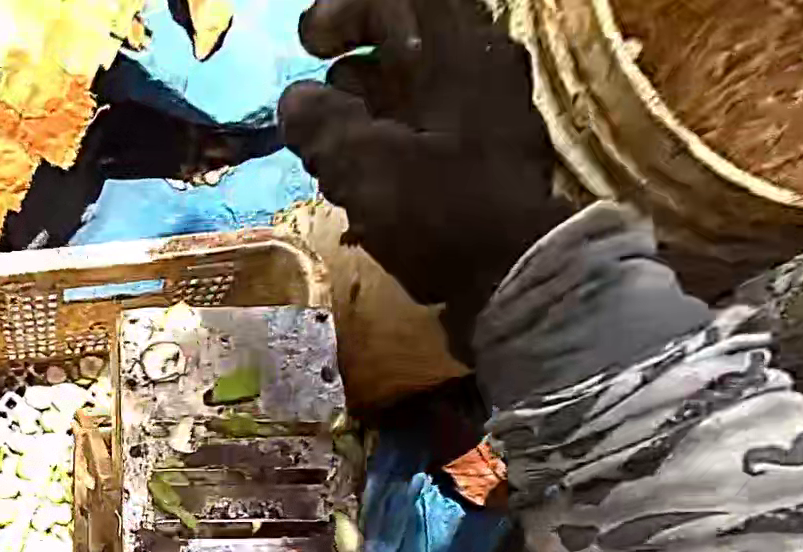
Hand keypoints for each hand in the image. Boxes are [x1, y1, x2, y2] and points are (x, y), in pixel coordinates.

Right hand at [278, 0, 569, 345]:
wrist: (509, 274)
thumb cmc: (439, 213)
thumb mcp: (367, 168)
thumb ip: (323, 127)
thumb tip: (292, 100)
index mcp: (459, 48)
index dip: (343, 9)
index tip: (305, 44)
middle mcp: (478, 64)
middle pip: (405, 39)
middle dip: (349, 64)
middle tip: (313, 103)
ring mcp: (484, 111)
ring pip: (412, 86)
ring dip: (364, 107)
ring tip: (329, 150)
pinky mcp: (480, 154)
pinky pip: (424, 124)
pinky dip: (386, 138)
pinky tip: (363, 177)